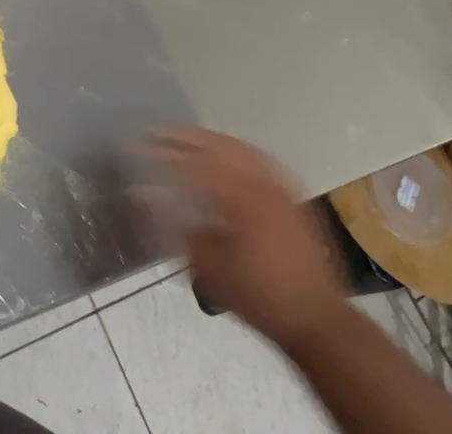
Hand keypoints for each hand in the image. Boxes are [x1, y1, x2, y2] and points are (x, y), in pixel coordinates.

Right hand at [144, 126, 345, 347]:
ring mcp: (282, 189)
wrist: (315, 319)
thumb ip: (173, 227)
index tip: (135, 148)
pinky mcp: (294, 198)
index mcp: (238, 199)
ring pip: (241, 149)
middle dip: (182, 137)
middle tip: (154, 132)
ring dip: (208, 139)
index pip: (191, 165)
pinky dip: (238, 151)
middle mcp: (262, 186)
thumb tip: (143, 197)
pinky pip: (262, 161)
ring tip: (184, 135)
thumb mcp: (205, 266)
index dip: (159, 154)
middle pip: (216, 147)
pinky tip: (226, 151)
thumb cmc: (257, 297)